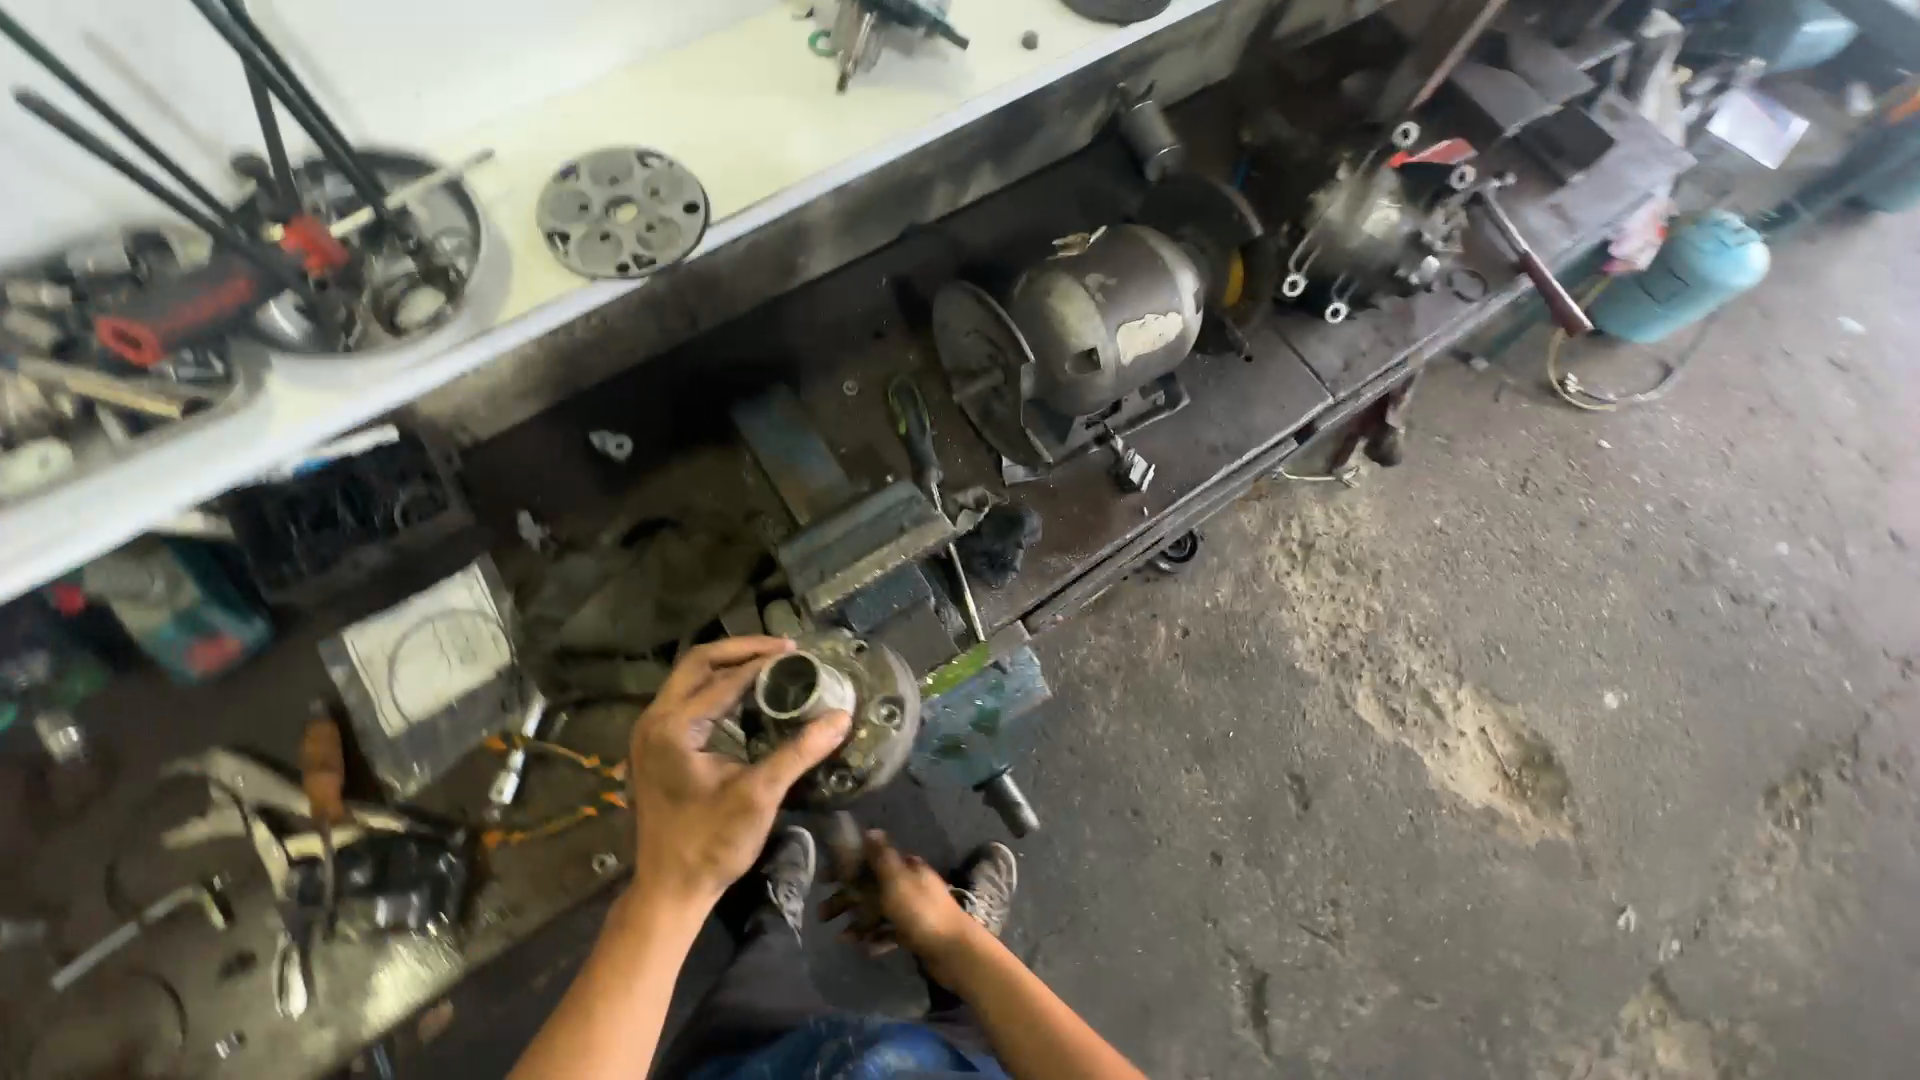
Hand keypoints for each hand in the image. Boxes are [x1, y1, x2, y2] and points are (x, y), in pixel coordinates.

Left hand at [627, 637, 850, 906]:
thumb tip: (841, 717)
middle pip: (697, 664)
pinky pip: (686, 701)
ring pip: (689, 680)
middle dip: (741, 651)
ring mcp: (650, 735)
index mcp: (673, 727)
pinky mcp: (656, 749)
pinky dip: (717, 690)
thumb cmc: (710, 843)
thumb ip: (799, 751)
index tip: (799, 654)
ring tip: (771, 665)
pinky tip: (747, 697)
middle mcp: (654, 721)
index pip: (723, 678)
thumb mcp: (759, 795)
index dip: (763, 662)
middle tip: (784, 649)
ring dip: (728, 667)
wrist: (670, 890)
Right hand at [823, 830, 986, 985]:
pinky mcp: (915, 933)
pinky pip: (889, 932)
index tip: (824, 879)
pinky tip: (863, 949)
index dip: (847, 868)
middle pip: (871, 888)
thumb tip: (871, 829)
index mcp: (906, 868)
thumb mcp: (897, 881)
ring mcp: (912, 910)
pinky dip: (875, 938)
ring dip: (858, 922)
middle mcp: (909, 884)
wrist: (954, 951)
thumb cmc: (922, 912)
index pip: (871, 861)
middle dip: (846, 899)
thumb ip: (882, 857)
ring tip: (840, 938)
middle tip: (821, 916)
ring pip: (878, 911)